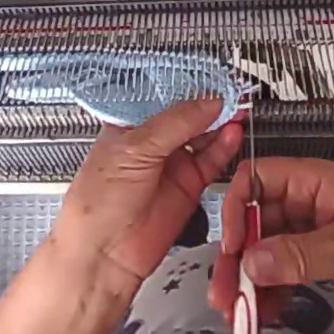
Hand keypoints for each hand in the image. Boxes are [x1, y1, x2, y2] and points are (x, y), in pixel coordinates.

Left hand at [49, 99, 242, 299]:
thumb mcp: (134, 150)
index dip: (189, 87)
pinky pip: (212, 160)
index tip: (211, 78)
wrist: (103, 255)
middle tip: (232, 91)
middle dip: (210, 103)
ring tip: (237, 109)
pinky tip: (232, 132)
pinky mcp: (189, 186)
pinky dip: (225, 145)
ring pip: (204, 135)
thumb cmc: (97, 203)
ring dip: (221, 122)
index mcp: (130, 125)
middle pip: (189, 114)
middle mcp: (153, 142)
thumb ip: (175, 123)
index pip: (166, 97)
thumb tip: (207, 102)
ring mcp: (172, 164)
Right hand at [209, 157, 333, 313]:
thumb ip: (301, 254)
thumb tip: (253, 260)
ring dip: (251, 278)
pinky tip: (267, 310)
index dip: (237, 209)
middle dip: (238, 255)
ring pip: (267, 247)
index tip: (231, 247)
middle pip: (256, 218)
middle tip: (225, 291)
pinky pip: (285, 267)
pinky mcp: (323, 254)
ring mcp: (315, 228)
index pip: (257, 179)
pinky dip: (272, 288)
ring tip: (241, 311)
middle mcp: (310, 200)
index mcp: (315, 180)